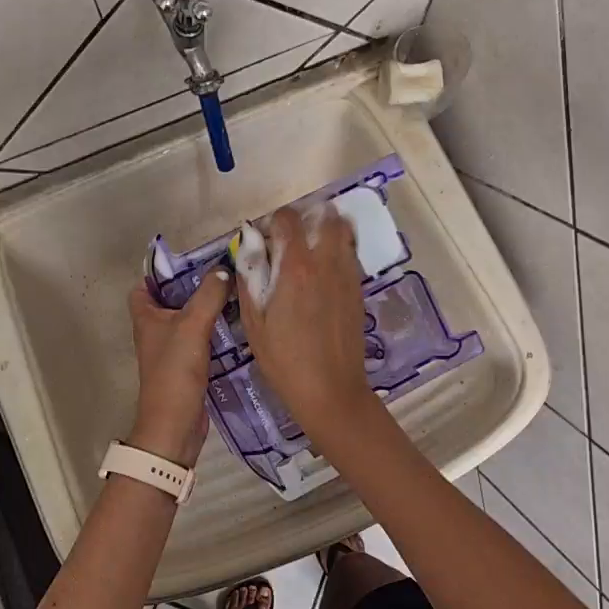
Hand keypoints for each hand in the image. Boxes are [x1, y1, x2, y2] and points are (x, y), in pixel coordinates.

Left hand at [125, 269, 231, 466]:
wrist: (175, 425)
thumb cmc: (175, 372)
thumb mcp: (192, 326)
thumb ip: (208, 296)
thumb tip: (223, 270)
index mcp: (146, 317)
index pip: (144, 286)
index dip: (161, 273)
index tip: (192, 262)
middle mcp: (156, 331)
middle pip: (173, 301)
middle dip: (195, 287)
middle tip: (225, 274)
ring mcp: (172, 350)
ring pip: (191, 321)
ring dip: (210, 310)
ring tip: (238, 294)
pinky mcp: (189, 367)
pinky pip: (203, 341)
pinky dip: (218, 333)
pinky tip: (240, 326)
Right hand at [238, 206, 373, 432]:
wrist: (330, 390)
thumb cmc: (284, 360)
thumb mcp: (254, 322)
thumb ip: (250, 278)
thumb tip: (249, 247)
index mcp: (297, 268)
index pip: (288, 219)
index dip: (274, 221)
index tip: (265, 237)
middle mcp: (327, 263)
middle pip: (326, 217)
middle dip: (308, 218)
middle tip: (291, 238)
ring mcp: (348, 276)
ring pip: (344, 233)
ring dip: (327, 231)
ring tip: (310, 250)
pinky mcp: (359, 291)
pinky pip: (350, 256)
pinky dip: (337, 252)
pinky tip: (322, 276)